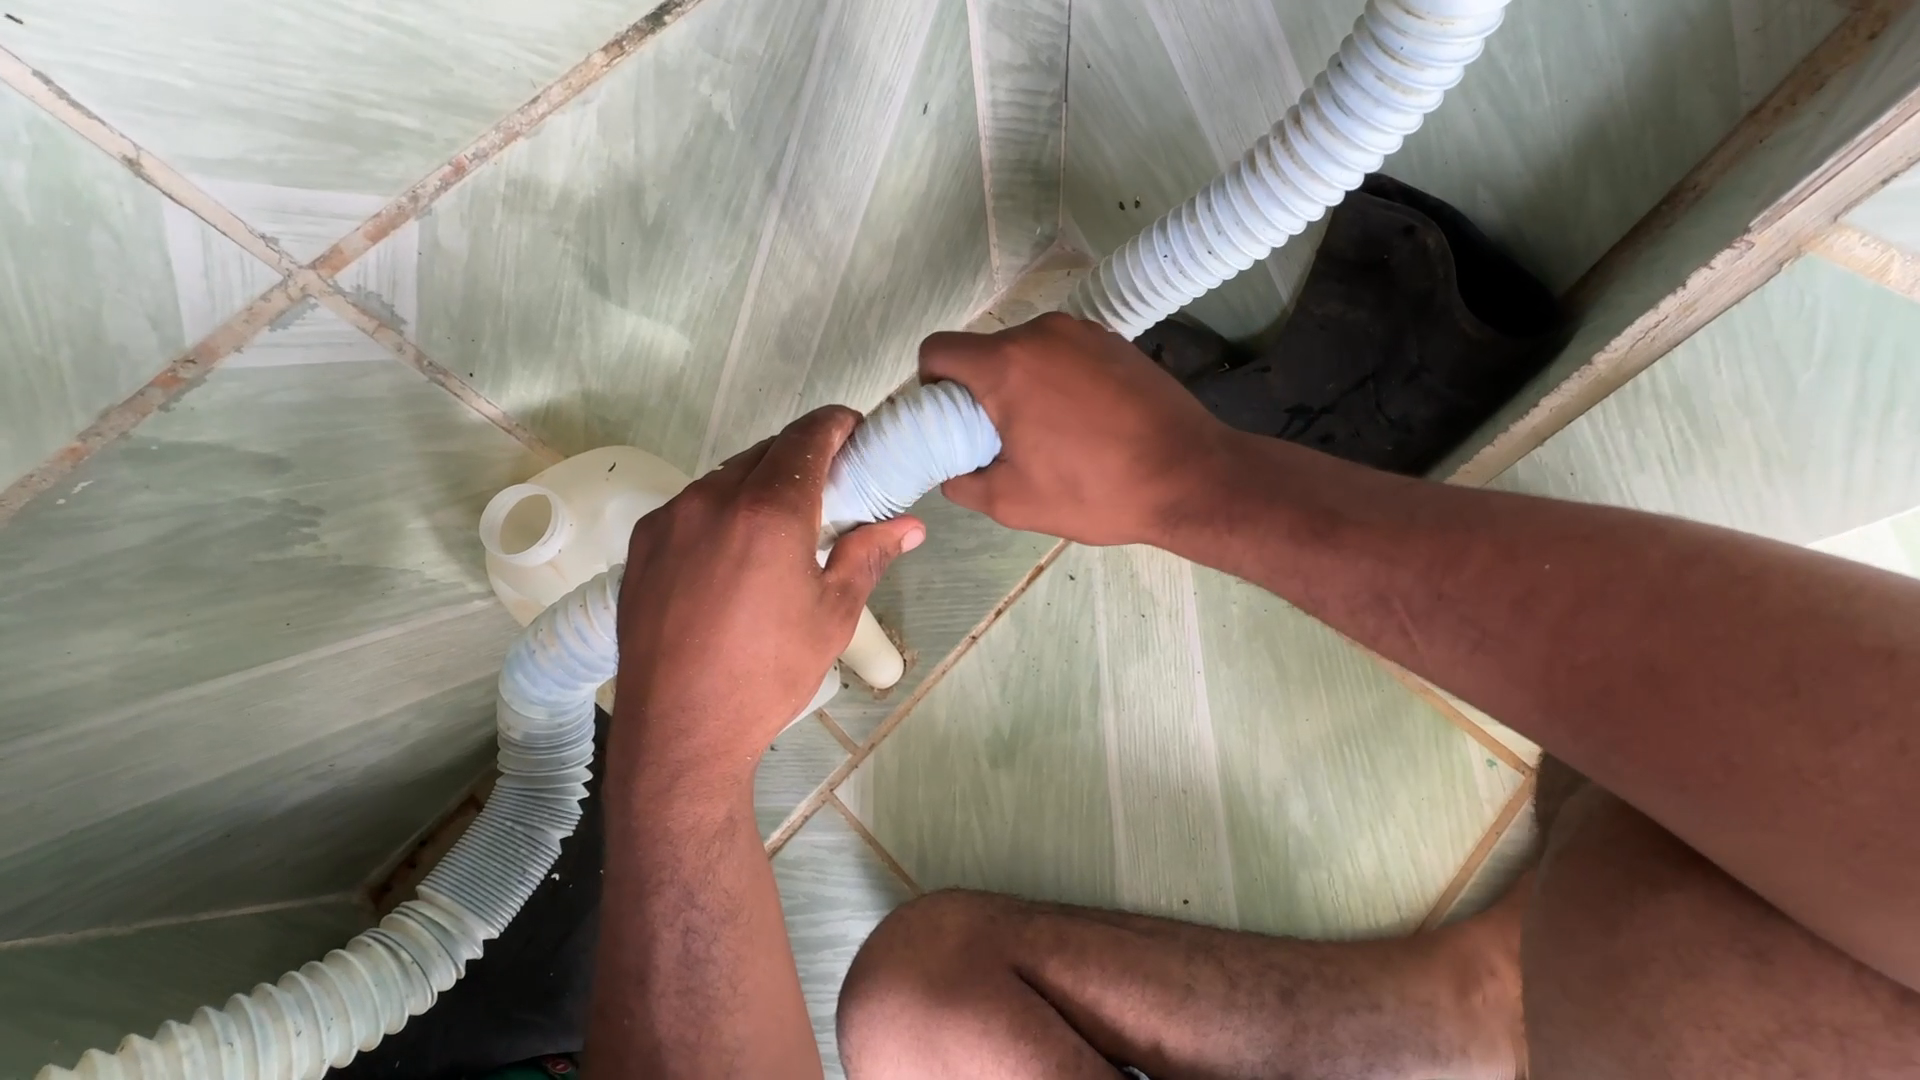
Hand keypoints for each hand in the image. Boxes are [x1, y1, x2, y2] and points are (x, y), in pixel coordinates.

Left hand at [613, 406, 923, 774]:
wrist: (680, 730)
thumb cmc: (769, 674)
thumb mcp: (833, 615)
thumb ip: (868, 555)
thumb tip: (910, 527)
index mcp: (769, 511)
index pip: (808, 436)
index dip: (837, 425)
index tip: (857, 435)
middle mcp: (713, 499)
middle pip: (767, 451)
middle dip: (802, 458)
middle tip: (830, 492)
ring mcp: (670, 519)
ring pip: (726, 477)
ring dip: (760, 484)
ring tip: (781, 529)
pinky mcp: (643, 544)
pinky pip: (693, 506)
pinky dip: (723, 511)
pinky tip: (734, 556)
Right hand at [918, 311, 1237, 546]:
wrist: (1190, 476)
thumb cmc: (1096, 491)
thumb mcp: (1012, 502)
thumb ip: (962, 481)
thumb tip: (950, 469)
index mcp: (1007, 365)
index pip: (937, 350)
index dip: (929, 385)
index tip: (949, 420)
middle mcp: (1041, 333)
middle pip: (983, 351)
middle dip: (978, 391)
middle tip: (1001, 439)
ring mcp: (1083, 332)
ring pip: (1025, 351)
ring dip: (1020, 384)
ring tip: (1048, 432)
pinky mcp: (1115, 340)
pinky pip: (1063, 353)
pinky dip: (1057, 379)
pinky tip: (1083, 420)